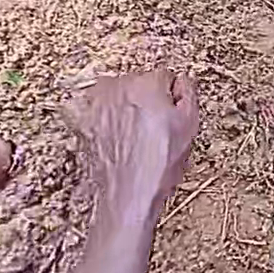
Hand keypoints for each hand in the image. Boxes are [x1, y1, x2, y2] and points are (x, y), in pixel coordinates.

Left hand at [65, 71, 200, 214]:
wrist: (128, 195)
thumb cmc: (157, 165)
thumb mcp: (189, 125)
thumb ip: (188, 93)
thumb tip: (182, 82)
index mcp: (146, 84)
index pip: (164, 77)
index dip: (172, 98)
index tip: (172, 115)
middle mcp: (118, 88)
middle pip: (140, 83)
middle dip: (148, 101)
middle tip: (156, 129)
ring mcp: (98, 104)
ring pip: (119, 96)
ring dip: (127, 108)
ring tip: (136, 137)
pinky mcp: (84, 121)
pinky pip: (101, 112)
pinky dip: (108, 120)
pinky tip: (119, 141)